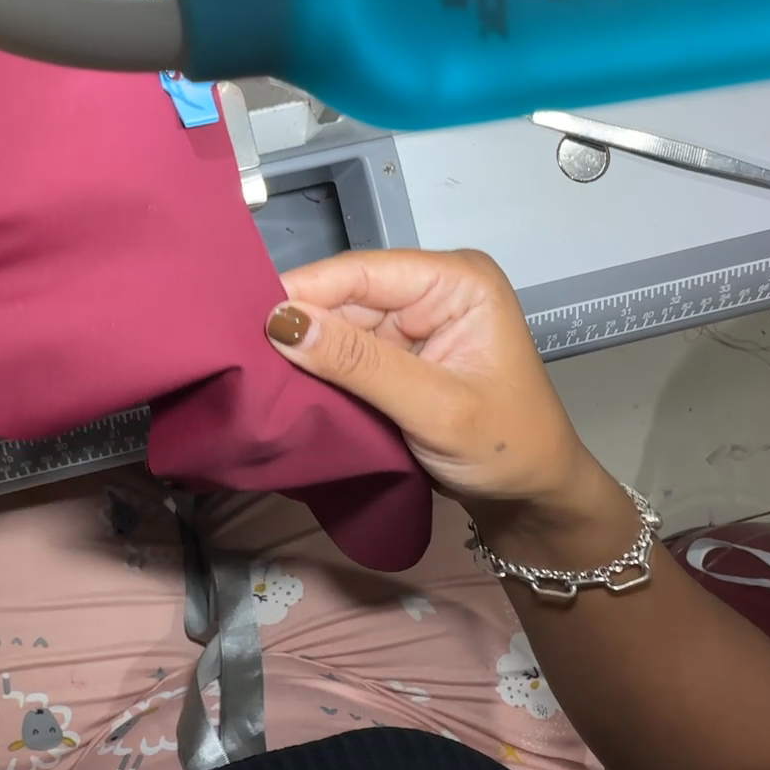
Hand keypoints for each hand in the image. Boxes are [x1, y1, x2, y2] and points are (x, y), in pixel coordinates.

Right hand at [265, 249, 599, 510]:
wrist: (531, 497)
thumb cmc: (507, 448)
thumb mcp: (435, 407)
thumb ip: (357, 363)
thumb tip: (281, 322)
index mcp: (455, 280)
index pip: (362, 272)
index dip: (303, 290)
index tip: (243, 316)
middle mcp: (428, 288)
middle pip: (343, 293)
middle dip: (298, 321)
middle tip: (239, 347)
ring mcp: (409, 319)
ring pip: (335, 320)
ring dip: (301, 345)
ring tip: (252, 363)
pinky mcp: (393, 349)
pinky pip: (341, 347)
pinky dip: (315, 364)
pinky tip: (281, 374)